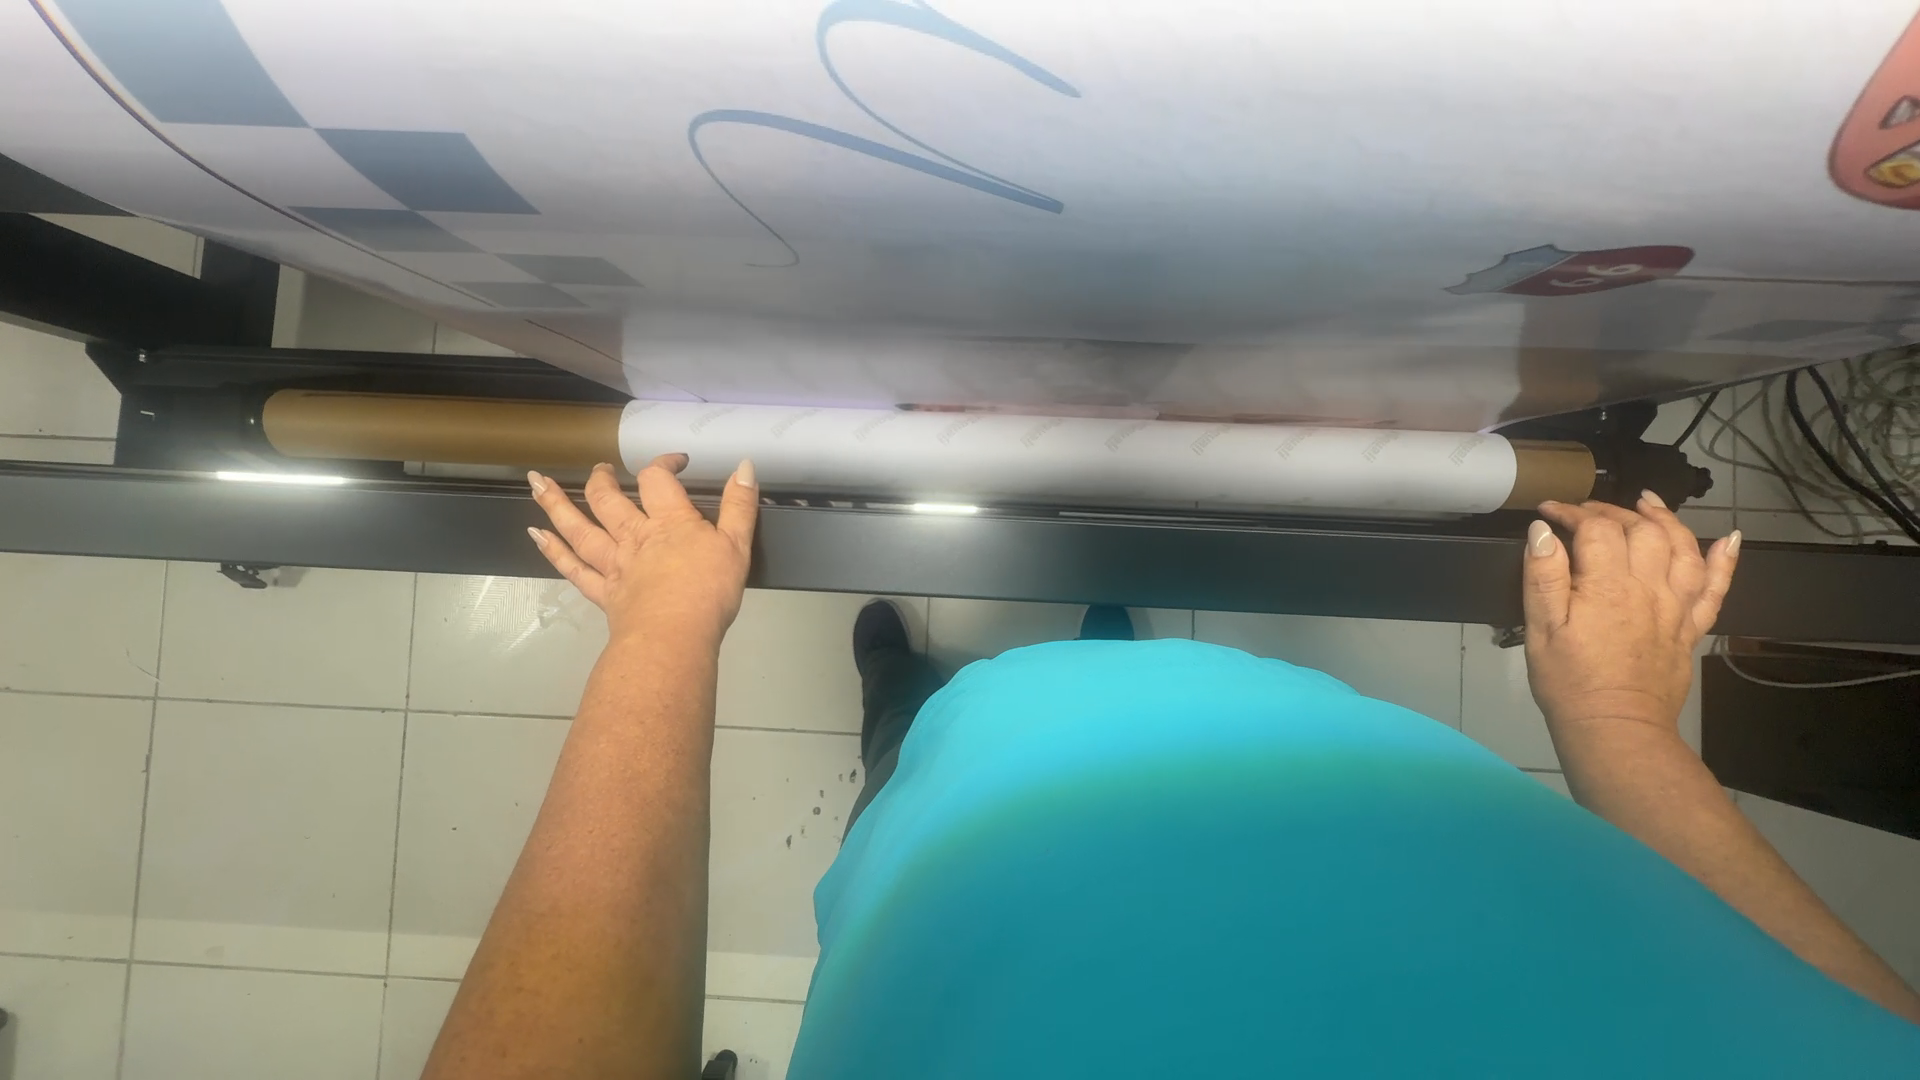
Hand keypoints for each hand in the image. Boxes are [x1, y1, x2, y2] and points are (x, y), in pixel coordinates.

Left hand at [526, 456, 758, 643]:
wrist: (675, 637)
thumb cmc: (709, 592)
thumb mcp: (738, 545)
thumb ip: (741, 505)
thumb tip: (745, 466)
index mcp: (670, 522)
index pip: (658, 479)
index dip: (664, 463)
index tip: (677, 461)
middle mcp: (635, 536)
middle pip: (608, 499)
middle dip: (602, 479)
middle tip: (600, 469)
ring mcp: (614, 564)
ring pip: (579, 528)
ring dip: (556, 503)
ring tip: (537, 483)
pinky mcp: (604, 592)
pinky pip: (573, 568)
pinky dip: (553, 550)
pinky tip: (537, 535)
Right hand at [1522, 493, 1738, 735]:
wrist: (1614, 724)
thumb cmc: (1567, 676)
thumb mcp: (1539, 624)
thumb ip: (1543, 574)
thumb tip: (1542, 531)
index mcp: (1606, 586)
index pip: (1595, 530)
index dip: (1571, 512)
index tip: (1547, 510)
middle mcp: (1649, 588)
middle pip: (1641, 532)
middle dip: (1612, 511)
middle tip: (1585, 509)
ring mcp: (1676, 606)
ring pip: (1682, 548)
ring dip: (1666, 520)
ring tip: (1648, 503)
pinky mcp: (1690, 626)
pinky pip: (1717, 586)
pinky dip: (1726, 559)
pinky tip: (1728, 539)